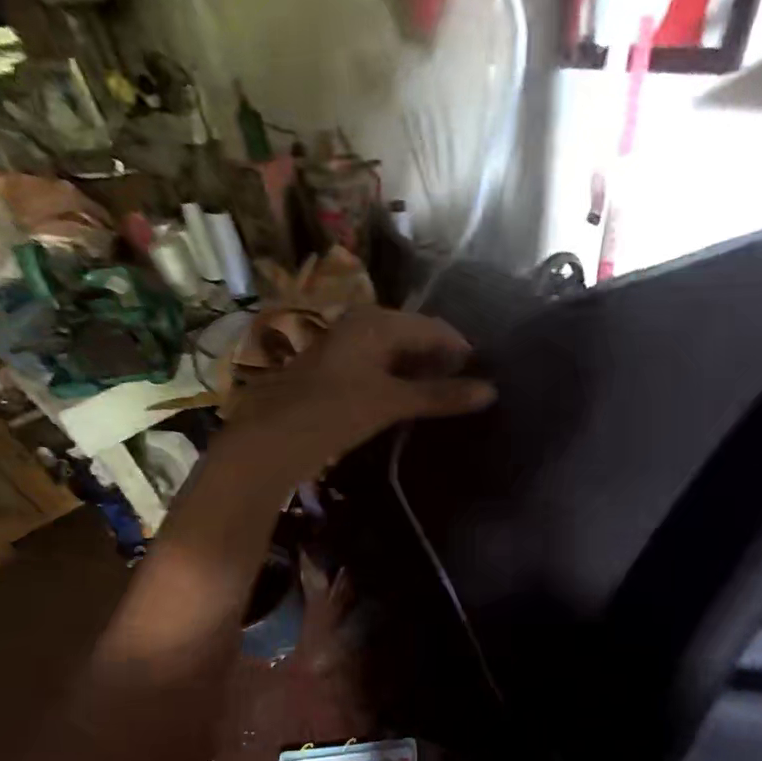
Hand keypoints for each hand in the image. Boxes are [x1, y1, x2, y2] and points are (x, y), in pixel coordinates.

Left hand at [230, 303, 496, 465]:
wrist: (271, 439)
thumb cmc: (334, 412)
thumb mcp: (393, 402)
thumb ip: (442, 396)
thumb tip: (491, 392)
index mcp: (378, 321)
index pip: (436, 328)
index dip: (462, 351)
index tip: (485, 377)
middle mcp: (363, 322)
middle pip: (418, 336)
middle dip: (444, 361)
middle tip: (469, 389)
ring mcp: (349, 343)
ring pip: (400, 351)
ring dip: (424, 372)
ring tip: (448, 397)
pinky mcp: (340, 366)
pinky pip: (383, 364)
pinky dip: (403, 379)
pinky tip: (414, 400)